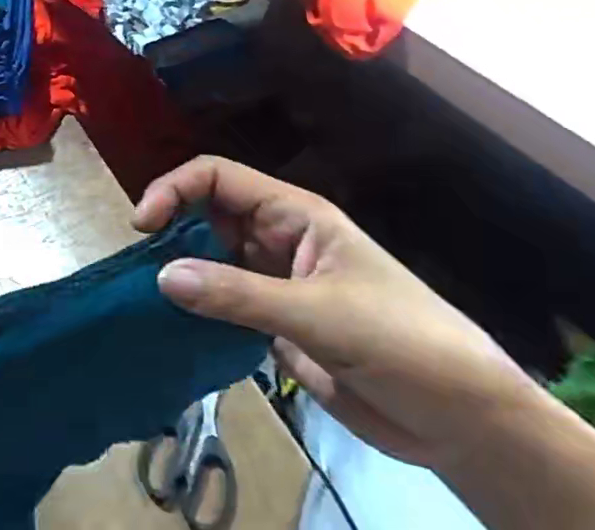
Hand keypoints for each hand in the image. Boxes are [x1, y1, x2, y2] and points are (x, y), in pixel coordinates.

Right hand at [133, 157, 540, 465]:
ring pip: (213, 263)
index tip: (144, 226)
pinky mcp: (276, 326)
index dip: (177, 189)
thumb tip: (162, 275)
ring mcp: (276, 284)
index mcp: (294, 215)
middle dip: (173, 232)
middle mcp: (279, 241)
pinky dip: (198, 313)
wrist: (457, 417)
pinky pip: (224, 307)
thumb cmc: (399, 341)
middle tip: (138, 270)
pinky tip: (173, 329)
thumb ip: (239, 295)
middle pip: (210, 217)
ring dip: (182, 276)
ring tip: (144, 301)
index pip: (220, 179)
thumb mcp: (318, 313)